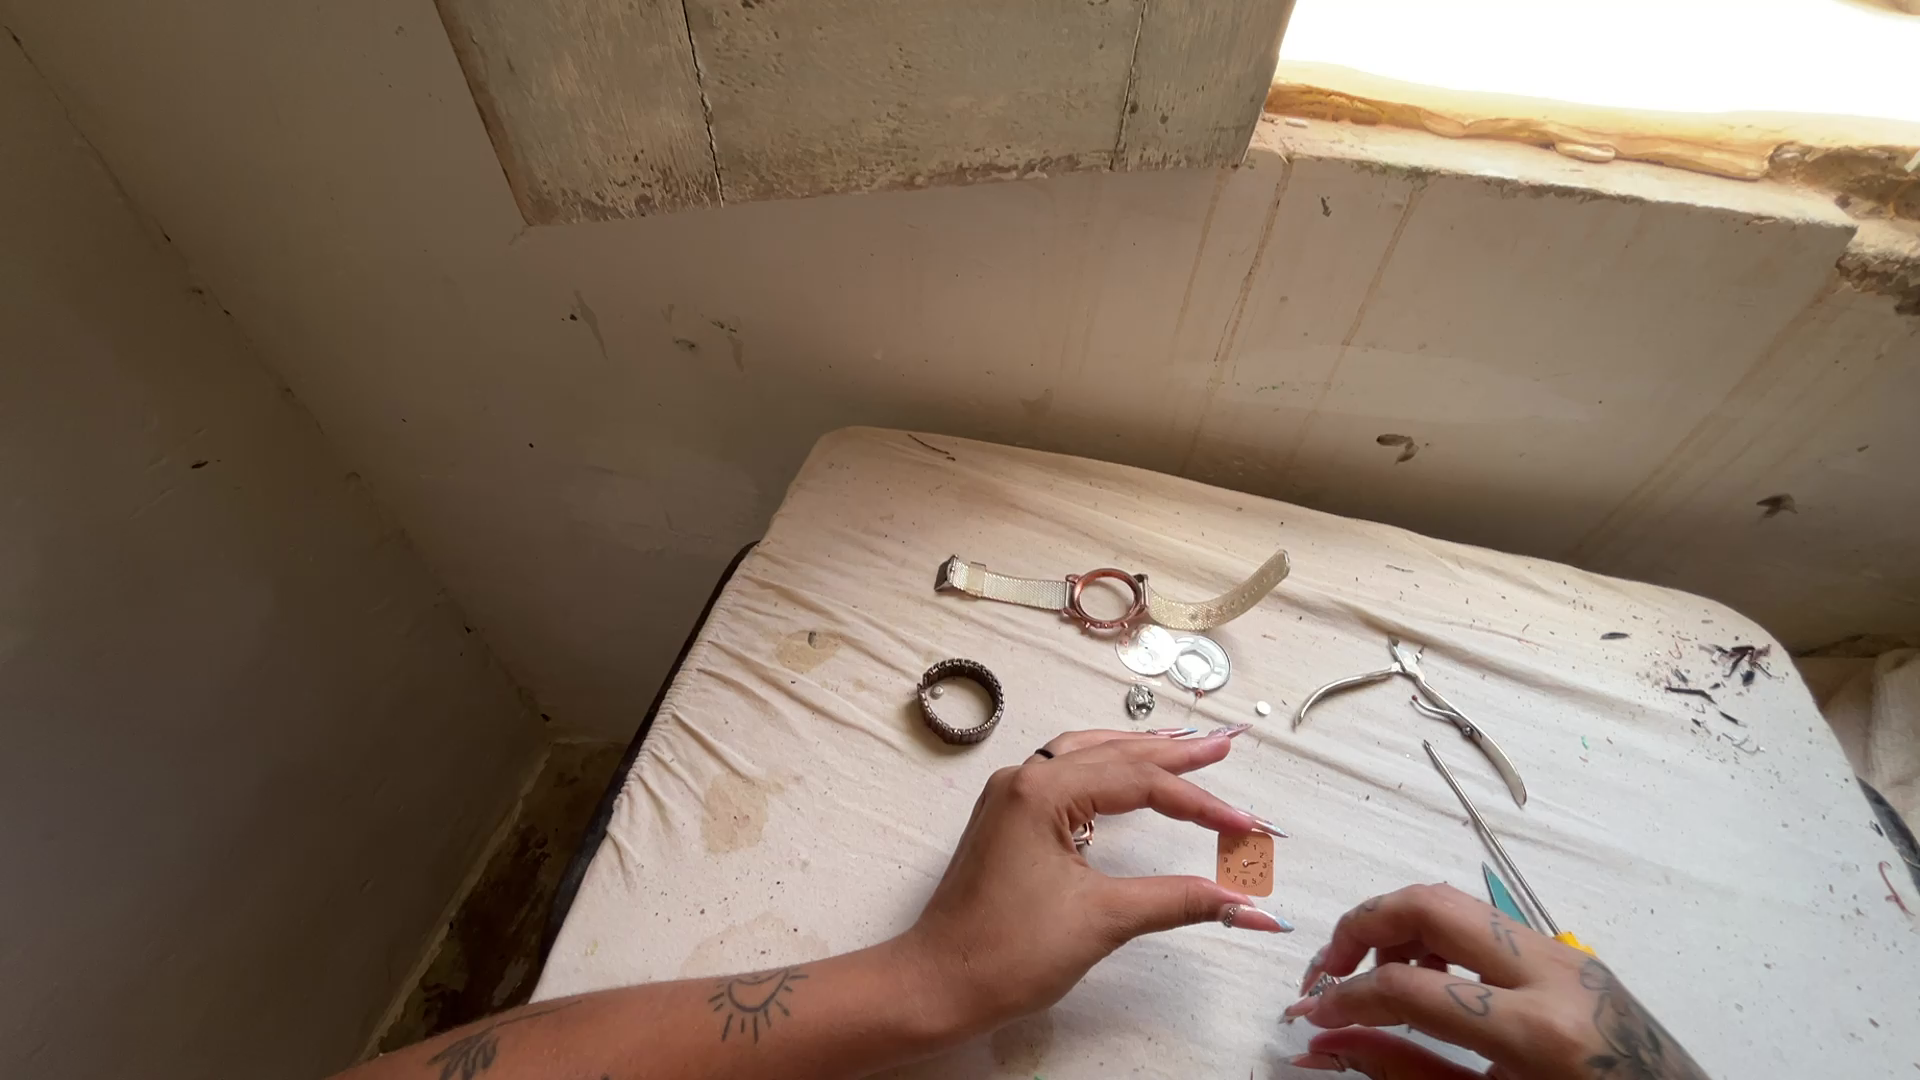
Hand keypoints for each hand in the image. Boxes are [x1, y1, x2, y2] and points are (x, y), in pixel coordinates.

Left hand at [896, 727, 1290, 1036]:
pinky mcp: (1008, 813)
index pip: (1136, 781)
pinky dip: (1102, 770)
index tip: (1245, 825)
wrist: (939, 981)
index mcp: (1042, 790)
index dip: (1196, 802)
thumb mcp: (1102, 919)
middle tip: (1221, 747)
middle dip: (1170, 753)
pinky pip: (1063, 774)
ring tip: (1181, 748)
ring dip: (1133, 753)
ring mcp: (1011, 792)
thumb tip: (1247, 905)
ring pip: (1084, 754)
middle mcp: (1024, 777)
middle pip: (1111, 753)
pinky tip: (1124, 778)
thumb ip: (1178, 901)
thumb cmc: (1011, 952)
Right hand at [1285, 884, 1709, 1078]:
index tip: (1314, 1012)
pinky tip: (1429, 975)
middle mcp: (1553, 975)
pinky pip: (1480, 920)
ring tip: (1378, 975)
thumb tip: (1324, 1041)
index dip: (1348, 998)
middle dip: (1361, 926)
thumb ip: (1403, 1072)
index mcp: (1542, 1036)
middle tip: (1331, 968)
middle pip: (1426, 904)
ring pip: (1449, 899)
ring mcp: (1565, 955)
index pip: (1410, 988)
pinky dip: (1435, 934)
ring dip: (1396, 925)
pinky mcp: (1568, 953)